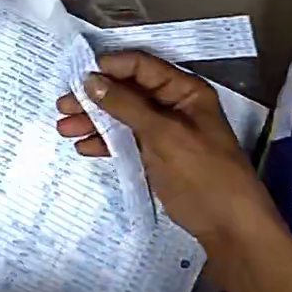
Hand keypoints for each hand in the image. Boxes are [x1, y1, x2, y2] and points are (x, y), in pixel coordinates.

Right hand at [55, 51, 275, 247]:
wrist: (228, 224)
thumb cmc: (202, 171)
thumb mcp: (163, 134)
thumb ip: (127, 105)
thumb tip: (91, 80)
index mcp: (184, 90)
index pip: (142, 66)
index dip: (110, 67)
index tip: (77, 77)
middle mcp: (173, 104)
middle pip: (128, 90)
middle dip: (95, 97)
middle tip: (63, 106)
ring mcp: (164, 130)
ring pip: (123, 116)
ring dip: (95, 121)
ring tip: (64, 128)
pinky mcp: (157, 154)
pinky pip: (127, 140)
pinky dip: (106, 142)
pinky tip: (84, 147)